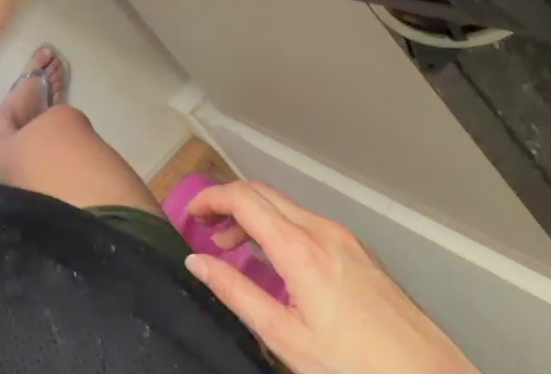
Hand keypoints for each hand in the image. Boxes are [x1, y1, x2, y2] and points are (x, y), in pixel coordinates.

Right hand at [185, 181, 479, 373]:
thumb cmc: (355, 365)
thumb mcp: (285, 337)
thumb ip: (236, 293)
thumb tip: (195, 261)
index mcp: (299, 248)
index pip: (242, 198)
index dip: (209, 199)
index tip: (189, 214)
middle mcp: (321, 230)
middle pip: (262, 193)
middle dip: (228, 203)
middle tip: (205, 229)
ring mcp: (345, 238)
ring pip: (286, 207)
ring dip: (254, 216)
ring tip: (233, 248)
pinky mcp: (361, 251)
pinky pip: (308, 223)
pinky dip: (280, 228)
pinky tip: (276, 261)